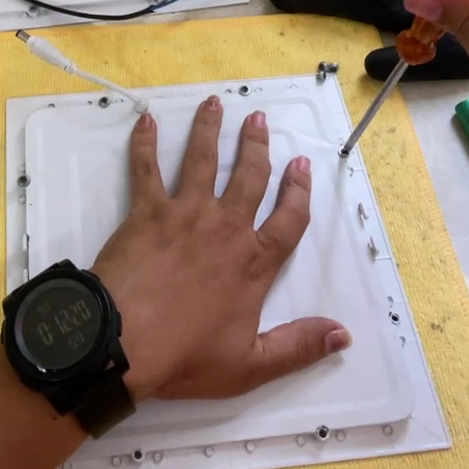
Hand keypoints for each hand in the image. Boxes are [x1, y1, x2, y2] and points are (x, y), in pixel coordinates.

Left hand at [92, 97, 350, 400]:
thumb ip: (299, 346)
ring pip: (201, 159)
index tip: (301, 166)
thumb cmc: (186, 355)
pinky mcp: (147, 210)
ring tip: (214, 104)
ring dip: (209, 129)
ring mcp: (185, 213)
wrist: (125, 342)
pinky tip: (145, 120)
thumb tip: (344, 335)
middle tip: (259, 119)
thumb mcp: (251, 364)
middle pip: (248, 177)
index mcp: (252, 263)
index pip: (287, 221)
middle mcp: (224, 227)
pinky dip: (144, 142)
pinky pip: (146, 168)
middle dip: (256, 146)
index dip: (298, 192)